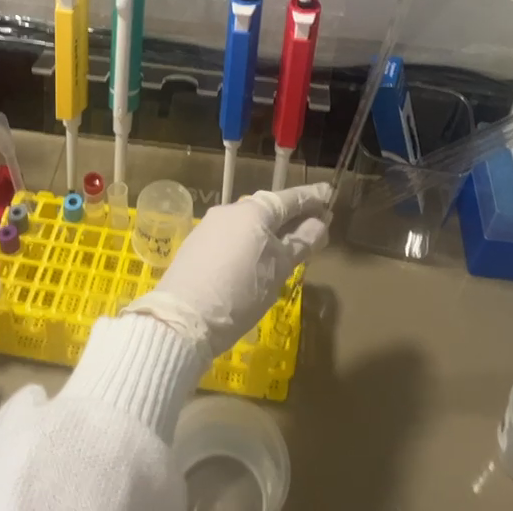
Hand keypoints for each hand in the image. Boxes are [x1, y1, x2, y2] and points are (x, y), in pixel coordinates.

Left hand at [123, 184, 331, 356]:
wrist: (183, 319)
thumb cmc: (240, 292)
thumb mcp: (279, 269)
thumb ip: (301, 242)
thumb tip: (319, 223)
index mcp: (253, 211)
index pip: (289, 198)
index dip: (311, 197)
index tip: (329, 193)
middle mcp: (230, 211)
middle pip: (268, 209)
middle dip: (292, 215)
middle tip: (314, 223)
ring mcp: (210, 227)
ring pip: (248, 224)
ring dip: (271, 231)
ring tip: (288, 245)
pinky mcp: (197, 246)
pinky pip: (232, 236)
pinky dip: (250, 242)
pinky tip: (256, 258)